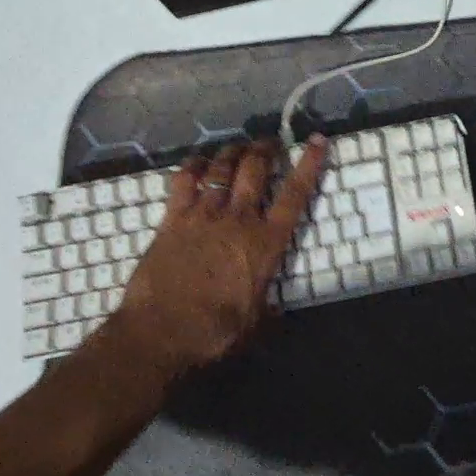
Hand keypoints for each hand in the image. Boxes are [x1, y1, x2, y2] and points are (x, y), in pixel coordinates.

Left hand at [111, 137, 326, 371]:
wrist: (159, 334)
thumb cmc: (213, 333)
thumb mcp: (254, 324)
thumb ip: (267, 310)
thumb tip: (276, 312)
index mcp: (266, 243)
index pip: (295, 194)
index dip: (309, 164)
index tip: (317, 140)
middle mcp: (239, 219)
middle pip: (255, 169)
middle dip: (265, 149)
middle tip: (269, 143)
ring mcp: (203, 215)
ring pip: (222, 168)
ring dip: (232, 153)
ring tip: (238, 148)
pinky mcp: (173, 220)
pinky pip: (184, 180)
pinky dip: (193, 166)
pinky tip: (198, 162)